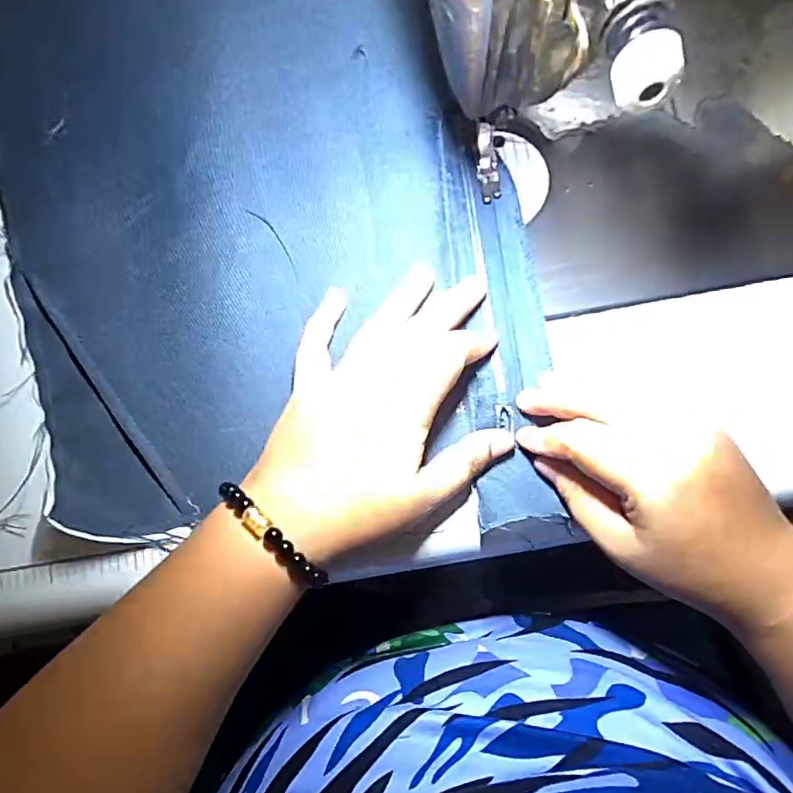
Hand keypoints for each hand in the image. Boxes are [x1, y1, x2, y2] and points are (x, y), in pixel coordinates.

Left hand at [242, 265, 516, 562]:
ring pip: (374, 329)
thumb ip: (463, 463)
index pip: (444, 360)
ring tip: (422, 273)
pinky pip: (315, 345)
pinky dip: (324, 319)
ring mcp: (336, 381)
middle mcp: (373, 382)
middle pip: (416, 335)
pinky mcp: (306, 389)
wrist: (288, 520)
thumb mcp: (421, 498)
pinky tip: (337, 296)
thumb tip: (504, 438)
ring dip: (400, 301)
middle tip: (473, 284)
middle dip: (448, 309)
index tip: (490, 336)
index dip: (469, 345)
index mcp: (406, 408)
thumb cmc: (359, 513)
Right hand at [515, 373, 792, 633]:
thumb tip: (546, 460)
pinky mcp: (707, 423)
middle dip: (563, 397)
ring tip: (553, 383)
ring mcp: (696, 424)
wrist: (762, 566)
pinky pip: (655, 396)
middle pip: (606, 403)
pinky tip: (598, 388)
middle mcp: (675, 437)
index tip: (522, 437)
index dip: (550, 437)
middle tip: (527, 396)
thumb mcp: (621, 547)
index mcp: (652, 475)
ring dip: (589, 385)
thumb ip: (579, 498)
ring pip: (630, 391)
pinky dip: (621, 389)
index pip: (586, 441)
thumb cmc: (687, 571)